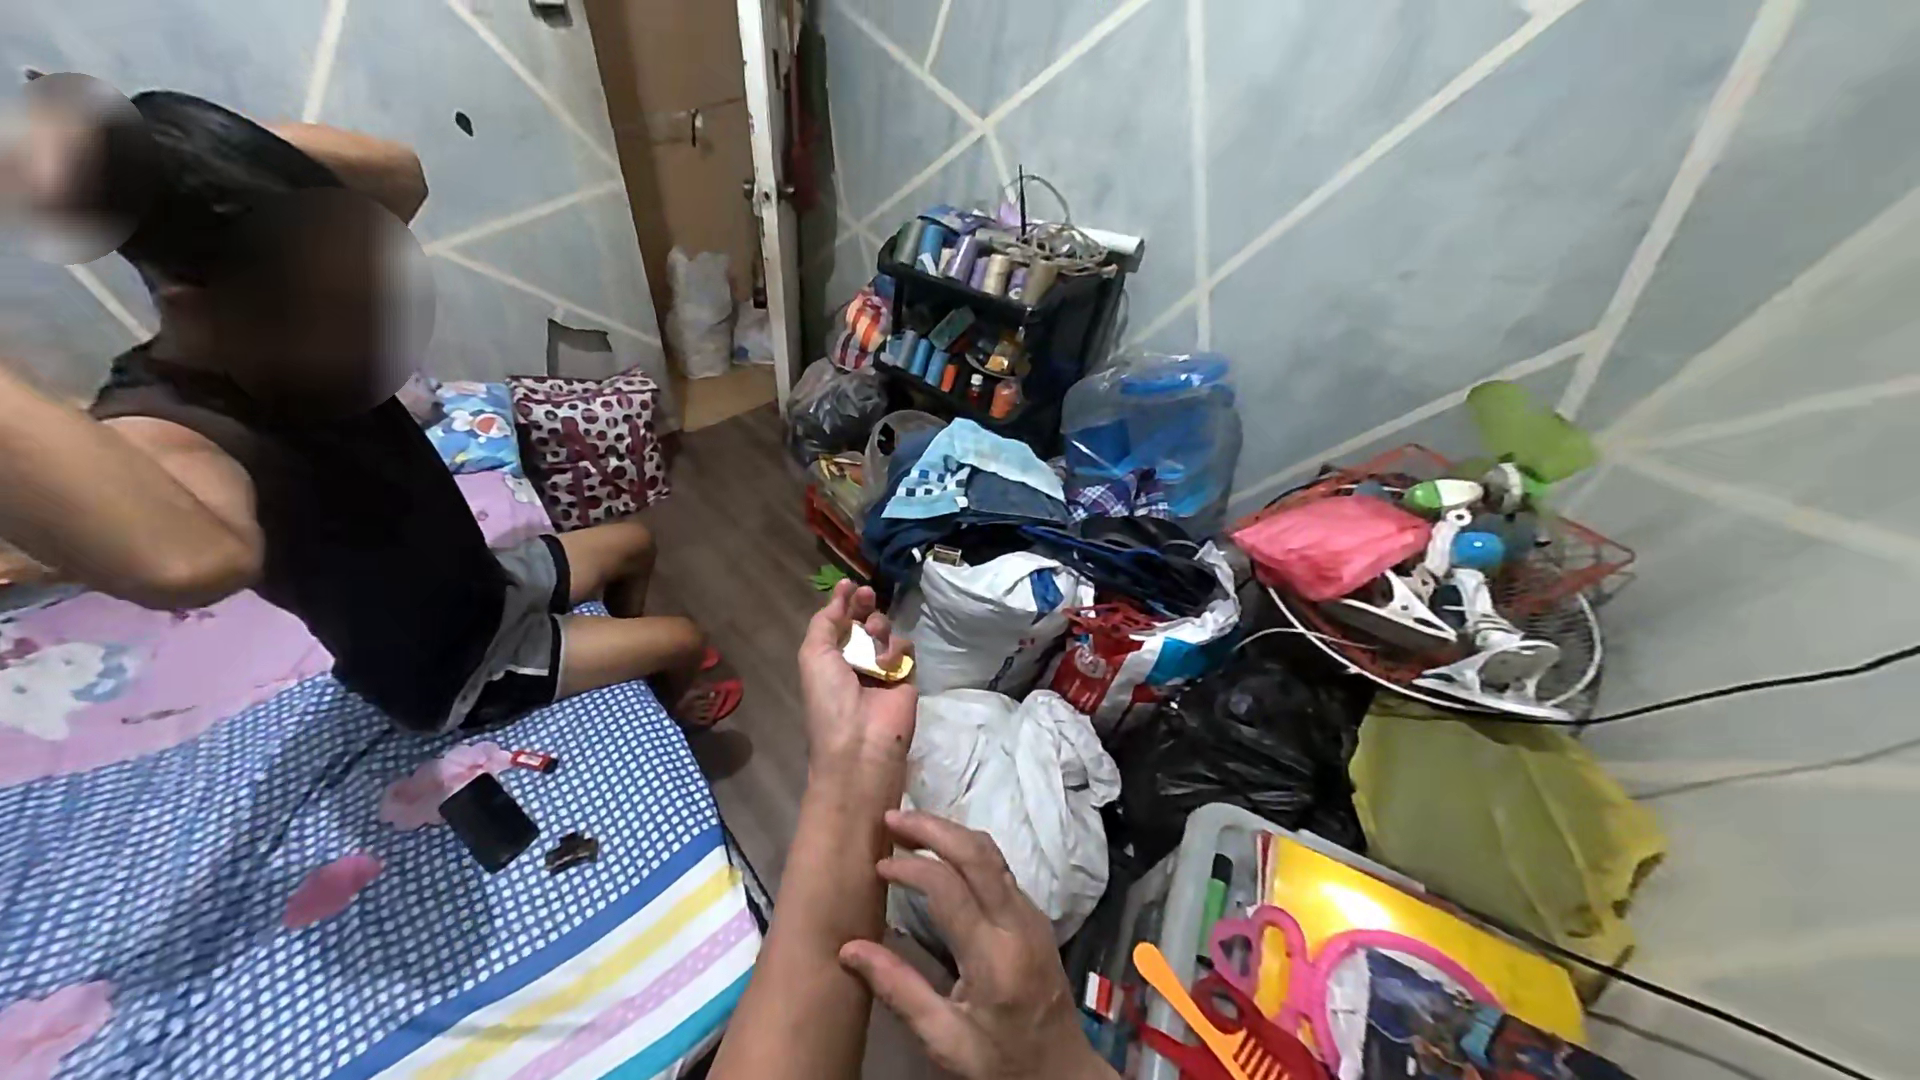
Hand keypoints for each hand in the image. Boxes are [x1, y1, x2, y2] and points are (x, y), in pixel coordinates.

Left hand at [797, 579, 916, 782]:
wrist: (861, 741)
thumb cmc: (829, 698)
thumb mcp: (813, 655)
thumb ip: (824, 621)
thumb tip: (840, 594)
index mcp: (830, 659)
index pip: (839, 623)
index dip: (844, 603)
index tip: (849, 585)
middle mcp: (855, 661)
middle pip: (864, 622)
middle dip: (864, 606)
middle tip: (867, 595)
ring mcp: (882, 668)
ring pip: (885, 631)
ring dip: (878, 626)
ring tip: (872, 635)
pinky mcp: (906, 675)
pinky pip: (905, 648)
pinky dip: (895, 650)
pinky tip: (886, 664)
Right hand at [840, 811, 1118, 1079]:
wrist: (1063, 1072)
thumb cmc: (1000, 1061)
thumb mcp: (945, 1040)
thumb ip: (899, 990)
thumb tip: (849, 949)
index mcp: (993, 957)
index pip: (949, 888)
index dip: (911, 868)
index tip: (879, 866)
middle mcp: (1017, 922)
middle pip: (976, 852)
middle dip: (932, 828)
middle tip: (892, 818)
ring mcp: (1030, 911)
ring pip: (991, 851)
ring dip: (949, 831)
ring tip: (910, 825)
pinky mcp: (1032, 910)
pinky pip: (998, 864)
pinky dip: (964, 847)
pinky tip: (940, 849)